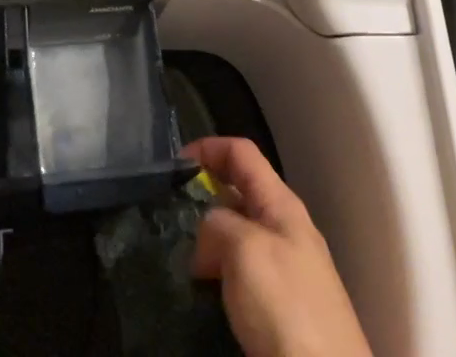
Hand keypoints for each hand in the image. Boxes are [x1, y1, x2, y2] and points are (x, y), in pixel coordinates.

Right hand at [186, 137, 371, 356]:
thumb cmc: (286, 307)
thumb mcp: (246, 250)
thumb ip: (219, 225)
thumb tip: (208, 233)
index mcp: (280, 205)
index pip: (242, 154)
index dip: (208, 148)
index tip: (173, 165)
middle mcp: (283, 228)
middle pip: (237, 193)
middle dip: (202, 200)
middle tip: (170, 220)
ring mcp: (283, 267)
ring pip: (235, 236)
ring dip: (206, 242)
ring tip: (182, 264)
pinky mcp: (276, 304)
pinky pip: (238, 272)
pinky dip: (217, 274)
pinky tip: (203, 293)